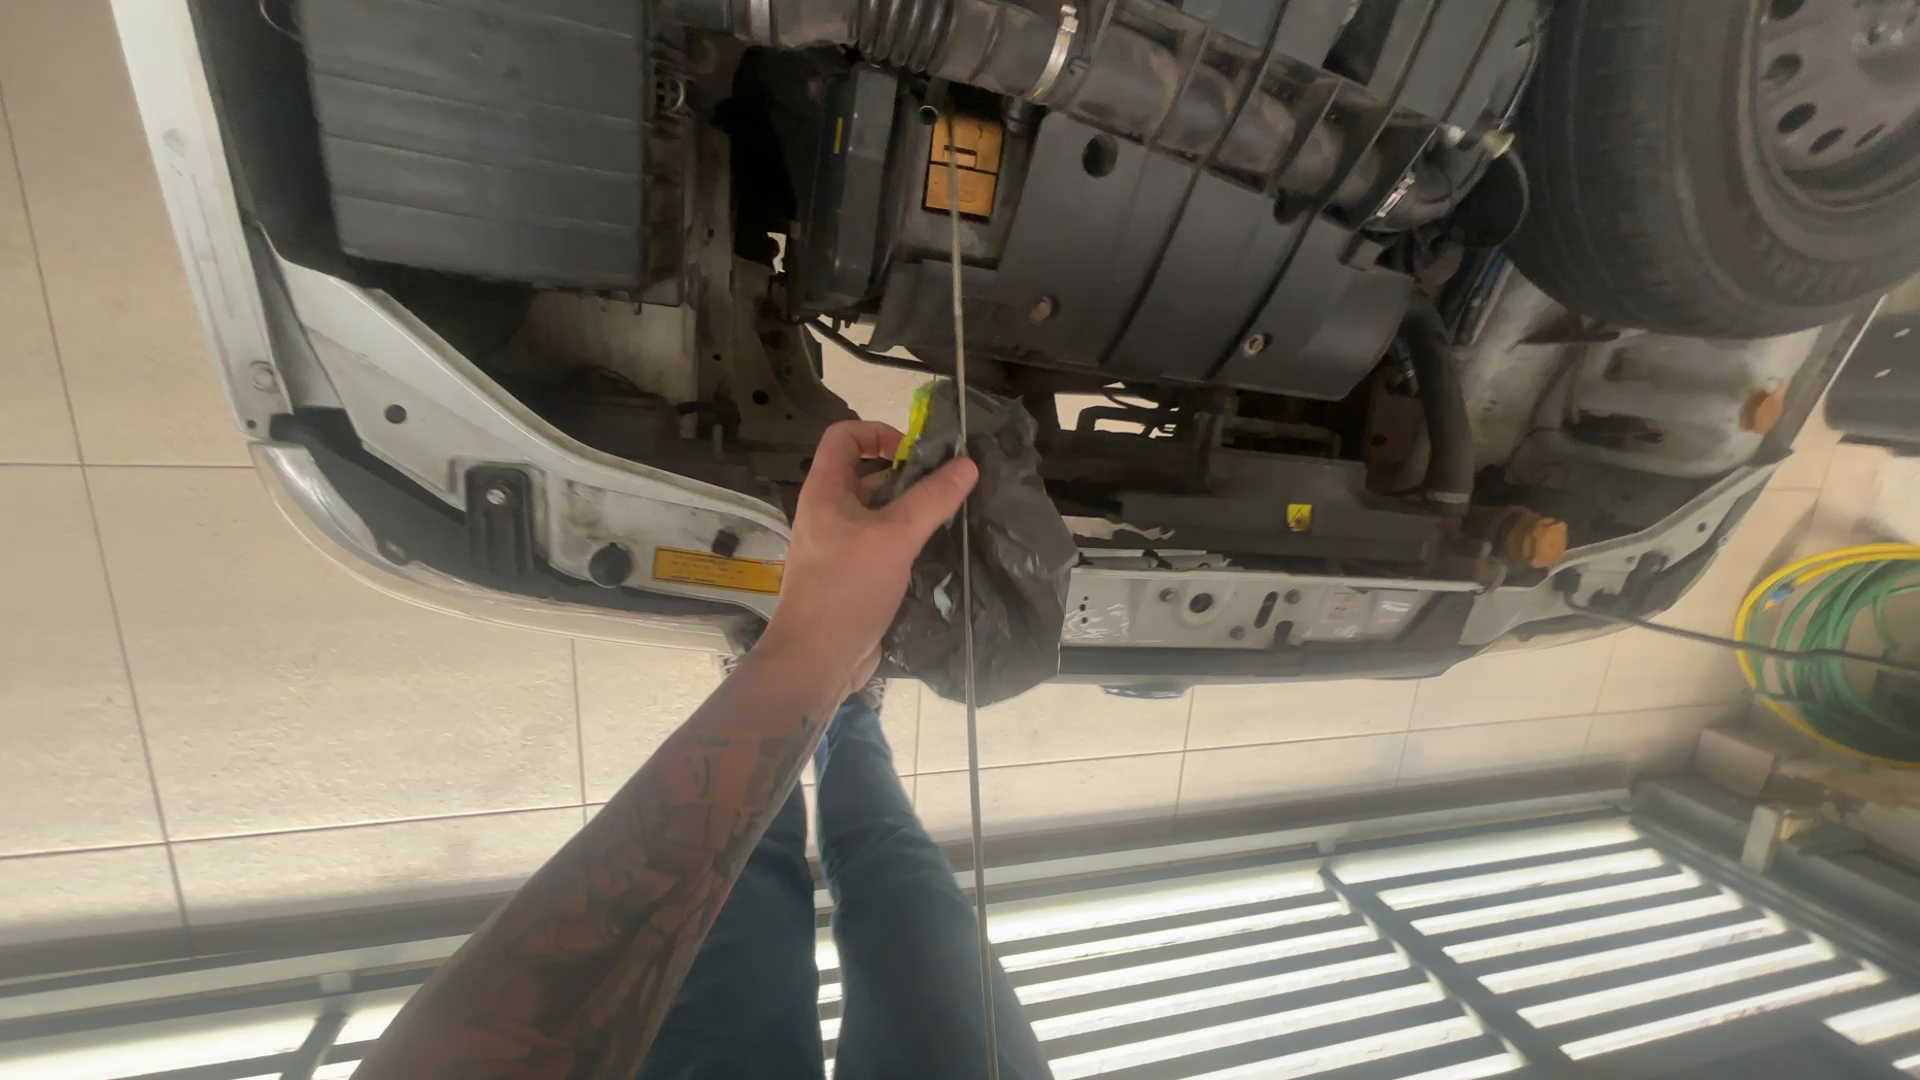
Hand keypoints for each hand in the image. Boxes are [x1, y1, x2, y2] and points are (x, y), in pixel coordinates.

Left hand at [754, 420, 977, 701]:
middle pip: (868, 475)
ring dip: (913, 511)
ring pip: (880, 514)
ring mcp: (840, 546)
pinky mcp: (854, 576)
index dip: (878, 432)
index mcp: (825, 491)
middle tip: (949, 487)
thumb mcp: (894, 537)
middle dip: (908, 476)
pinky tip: (938, 552)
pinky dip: (909, 543)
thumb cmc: (847, 588)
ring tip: (952, 517)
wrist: (816, 659)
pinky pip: (884, 546)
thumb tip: (967, 464)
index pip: (844, 437)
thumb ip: (931, 499)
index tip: (916, 452)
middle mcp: (829, 513)